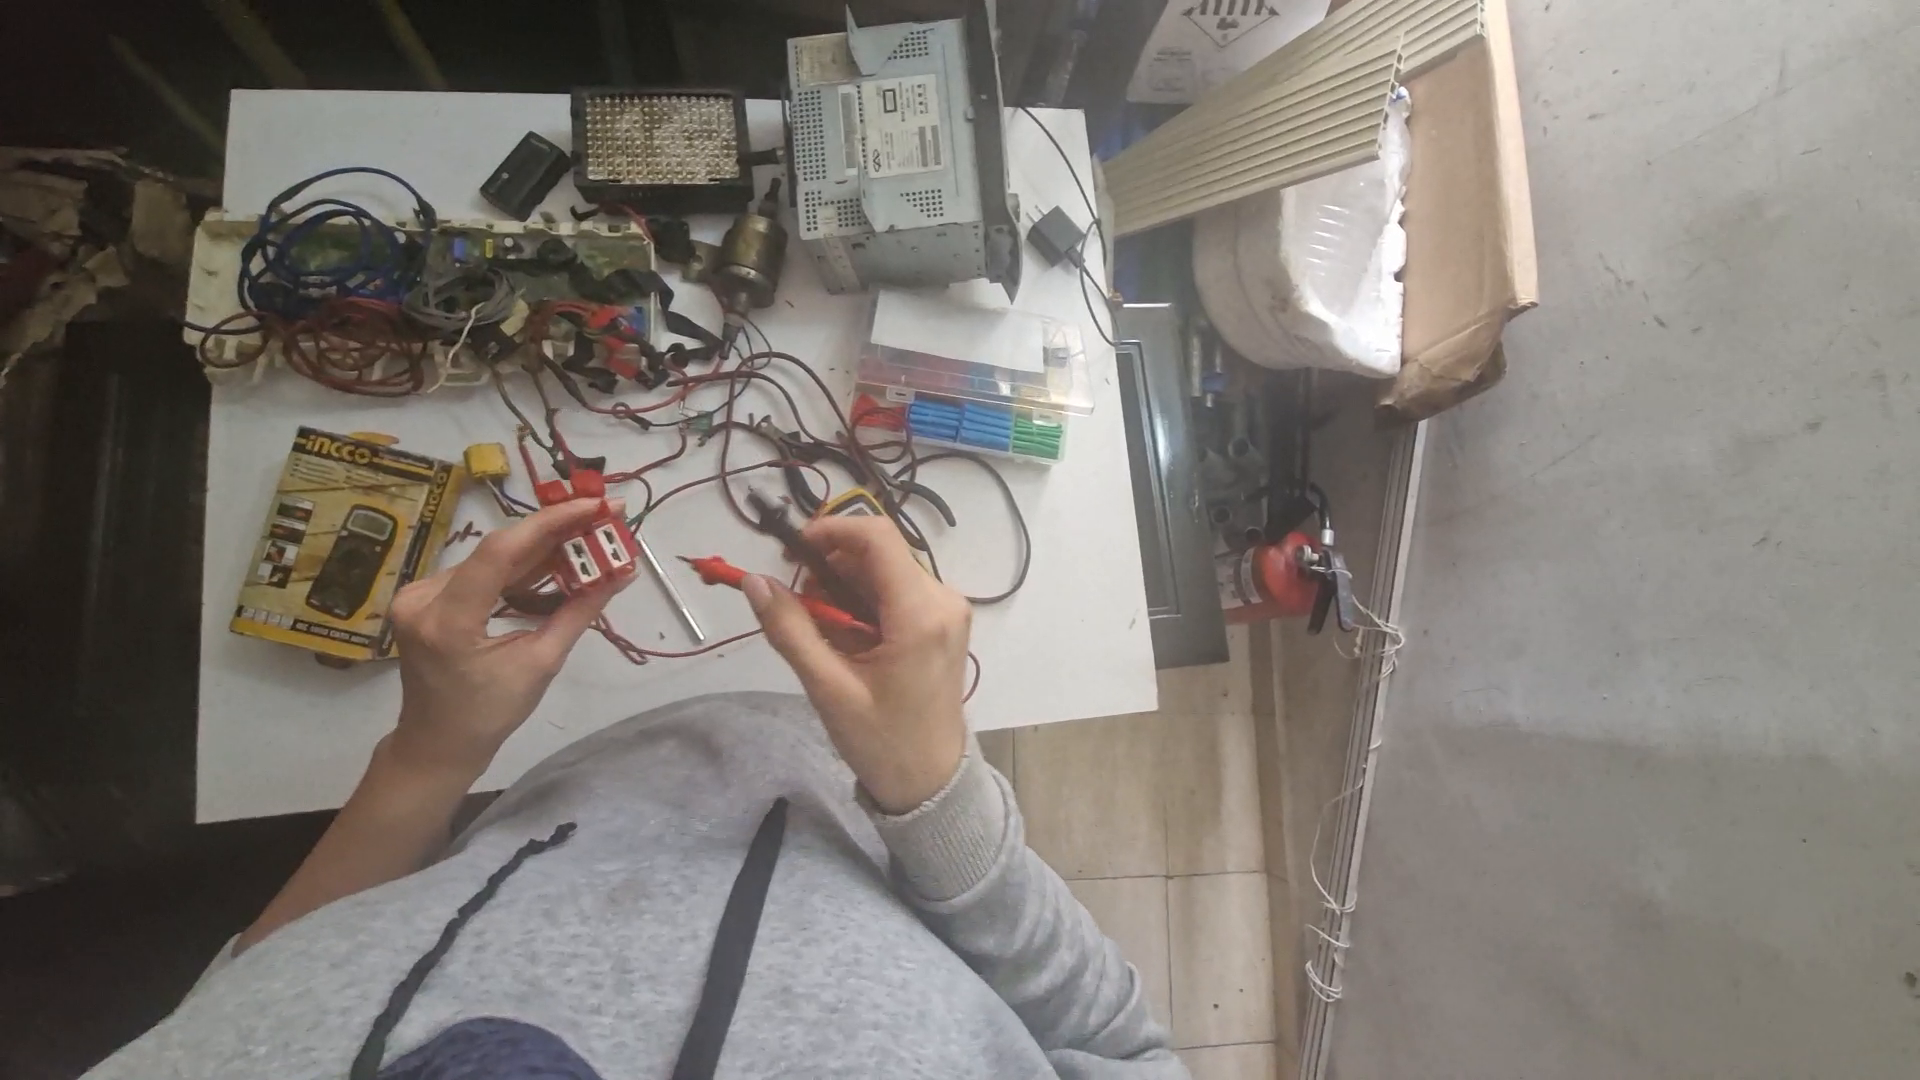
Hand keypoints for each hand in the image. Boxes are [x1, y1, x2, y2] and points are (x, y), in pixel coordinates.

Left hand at [387, 498, 629, 774]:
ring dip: (544, 550)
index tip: (594, 506)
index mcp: (447, 620)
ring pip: (495, 559)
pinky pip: (485, 573)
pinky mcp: (429, 598)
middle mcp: (423, 598)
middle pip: (500, 551)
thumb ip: (578, 611)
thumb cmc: (490, 712)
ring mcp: (421, 595)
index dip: (550, 523)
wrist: (437, 742)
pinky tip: (559, 564)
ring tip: (591, 538)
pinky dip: (524, 569)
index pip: (500, 553)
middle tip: (604, 517)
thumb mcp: (542, 662)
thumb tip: (621, 573)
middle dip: (556, 533)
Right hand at [742, 515, 970, 813]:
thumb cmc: (882, 742)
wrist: (932, 781)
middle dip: (832, 563)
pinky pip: (899, 589)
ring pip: (887, 568)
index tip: (792, 550)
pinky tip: (846, 634)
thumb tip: (754, 581)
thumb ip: (791, 629)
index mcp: (921, 613)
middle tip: (796, 600)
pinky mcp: (943, 620)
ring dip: (846, 582)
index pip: (878, 536)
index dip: (831, 529)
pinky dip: (865, 598)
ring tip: (818, 625)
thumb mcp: (829, 688)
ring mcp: (948, 609)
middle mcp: (943, 599)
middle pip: (880, 552)